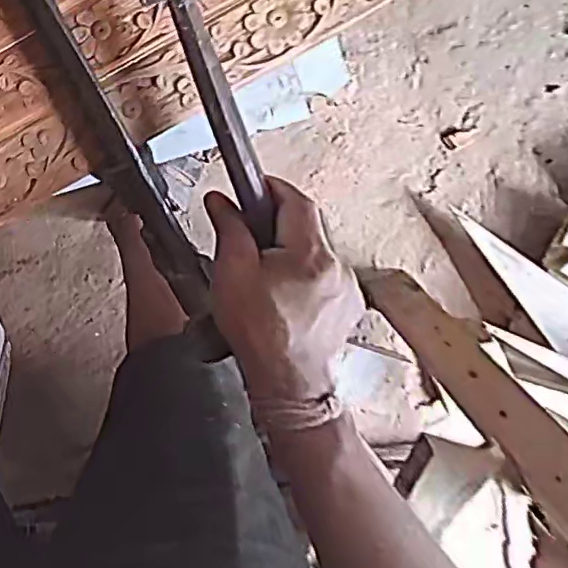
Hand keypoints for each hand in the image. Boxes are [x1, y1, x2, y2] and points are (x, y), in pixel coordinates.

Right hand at [204, 178, 363, 403]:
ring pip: (313, 251)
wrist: (287, 383)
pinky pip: (321, 274)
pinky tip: (275, 289)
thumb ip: (229, 229)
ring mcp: (346, 289)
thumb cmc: (259, 332)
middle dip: (274, 221)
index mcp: (311, 255)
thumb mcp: (231, 271)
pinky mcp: (345, 306)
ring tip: (257, 267)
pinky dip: (298, 271)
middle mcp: (337, 268)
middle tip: (245, 227)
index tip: (254, 184)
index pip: (297, 202)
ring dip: (286, 248)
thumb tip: (221, 202)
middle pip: (306, 226)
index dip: (272, 188)